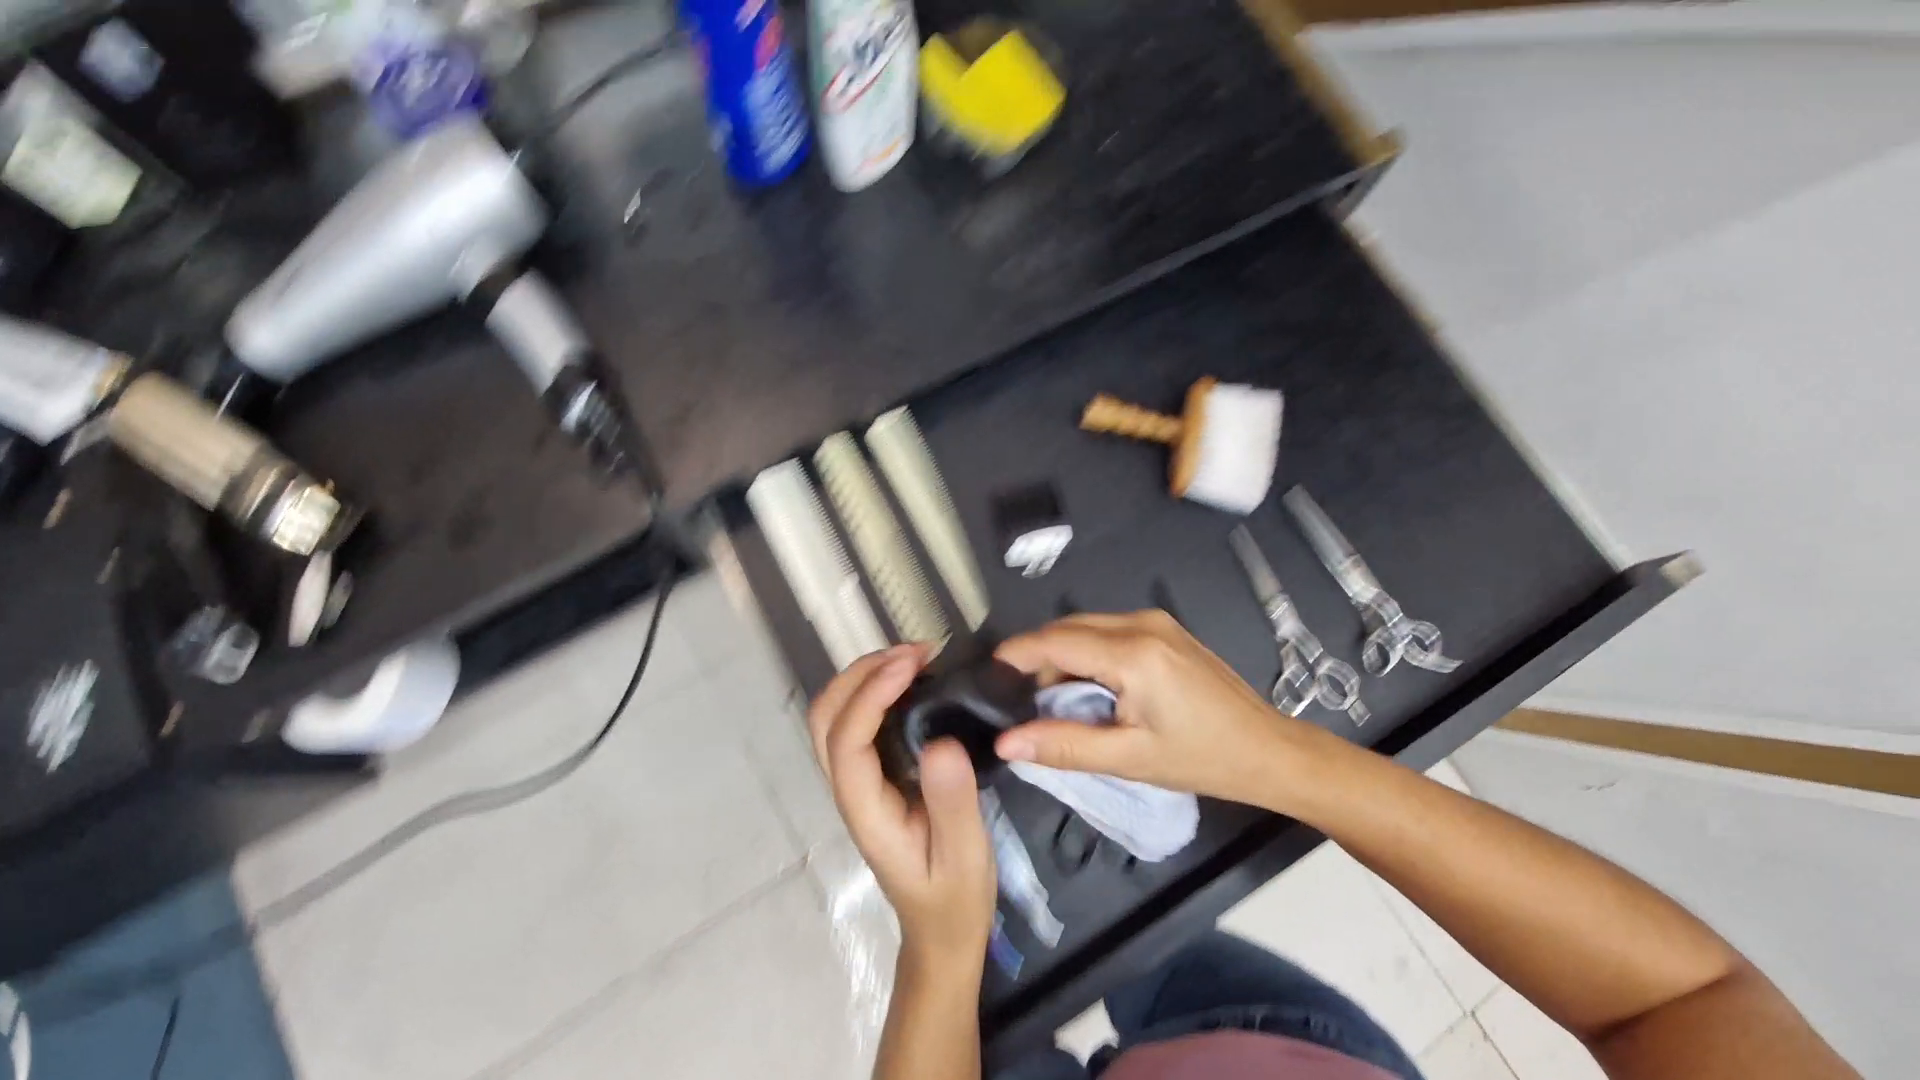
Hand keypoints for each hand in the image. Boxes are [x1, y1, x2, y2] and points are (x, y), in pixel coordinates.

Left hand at [808, 644, 996, 968]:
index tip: (913, 664)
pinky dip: (875, 689)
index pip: (846, 741)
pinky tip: (914, 680)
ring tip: (917, 657)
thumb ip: (952, 804)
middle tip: (916, 653)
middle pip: (824, 718)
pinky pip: (856, 722)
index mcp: (865, 810)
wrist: (940, 930)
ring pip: (833, 716)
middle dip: (860, 673)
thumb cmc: (953, 898)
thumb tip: (942, 742)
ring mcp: (856, 782)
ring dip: (865, 676)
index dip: (871, 695)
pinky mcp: (872, 776)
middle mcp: (849, 790)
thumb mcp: (965, 857)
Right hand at [994, 611, 1315, 806]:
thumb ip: (1063, 746)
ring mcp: (1157, 622)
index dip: (1016, 654)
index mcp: (1132, 654)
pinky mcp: (1165, 630)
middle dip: (1039, 659)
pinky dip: (1088, 655)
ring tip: (1059, 704)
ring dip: (1064, 658)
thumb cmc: (1201, 759)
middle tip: (1023, 702)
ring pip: (1087, 628)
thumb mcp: (1129, 759)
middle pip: (1067, 629)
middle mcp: (1142, 624)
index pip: (1054, 641)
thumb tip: (1005, 744)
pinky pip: (1109, 632)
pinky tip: (1093, 691)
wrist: (1268, 750)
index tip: (988, 674)